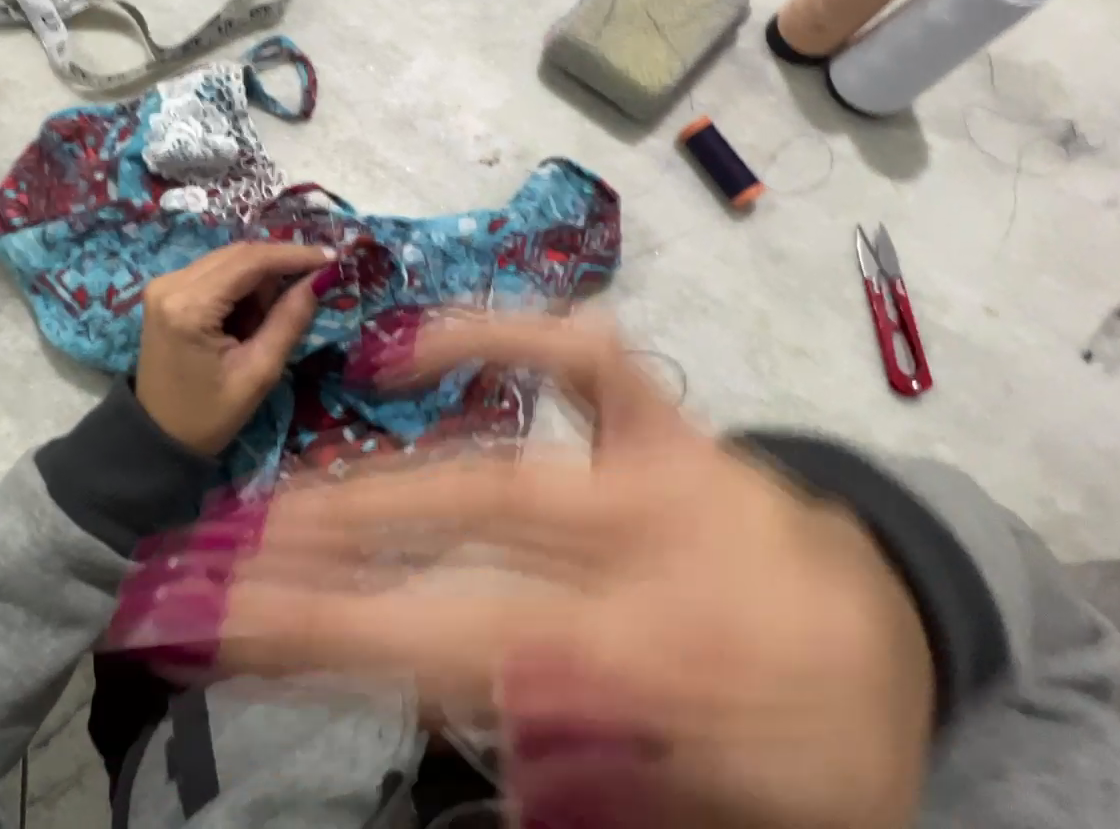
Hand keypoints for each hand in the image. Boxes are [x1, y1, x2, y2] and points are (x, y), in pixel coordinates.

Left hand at [134, 242, 335, 455]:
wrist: (159, 437)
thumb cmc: (210, 415)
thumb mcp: (259, 372)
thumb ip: (290, 320)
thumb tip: (320, 279)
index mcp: (189, 306)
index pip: (249, 261)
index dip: (294, 255)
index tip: (332, 257)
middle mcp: (170, 284)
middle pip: (238, 255)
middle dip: (278, 268)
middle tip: (311, 289)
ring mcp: (164, 285)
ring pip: (228, 261)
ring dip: (258, 282)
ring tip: (269, 320)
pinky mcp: (165, 292)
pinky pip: (214, 274)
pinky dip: (240, 288)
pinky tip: (248, 319)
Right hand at [217, 315, 935, 828]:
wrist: (889, 635)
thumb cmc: (807, 738)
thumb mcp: (731, 804)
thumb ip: (595, 766)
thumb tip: (471, 711)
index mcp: (671, 656)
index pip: (462, 642)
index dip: (340, 633)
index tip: (240, 631)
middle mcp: (658, 547)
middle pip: (462, 550)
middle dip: (332, 560)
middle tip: (230, 573)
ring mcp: (663, 468)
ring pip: (497, 469)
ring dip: (377, 490)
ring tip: (284, 511)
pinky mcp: (670, 426)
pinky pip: (585, 364)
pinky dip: (501, 337)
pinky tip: (410, 352)